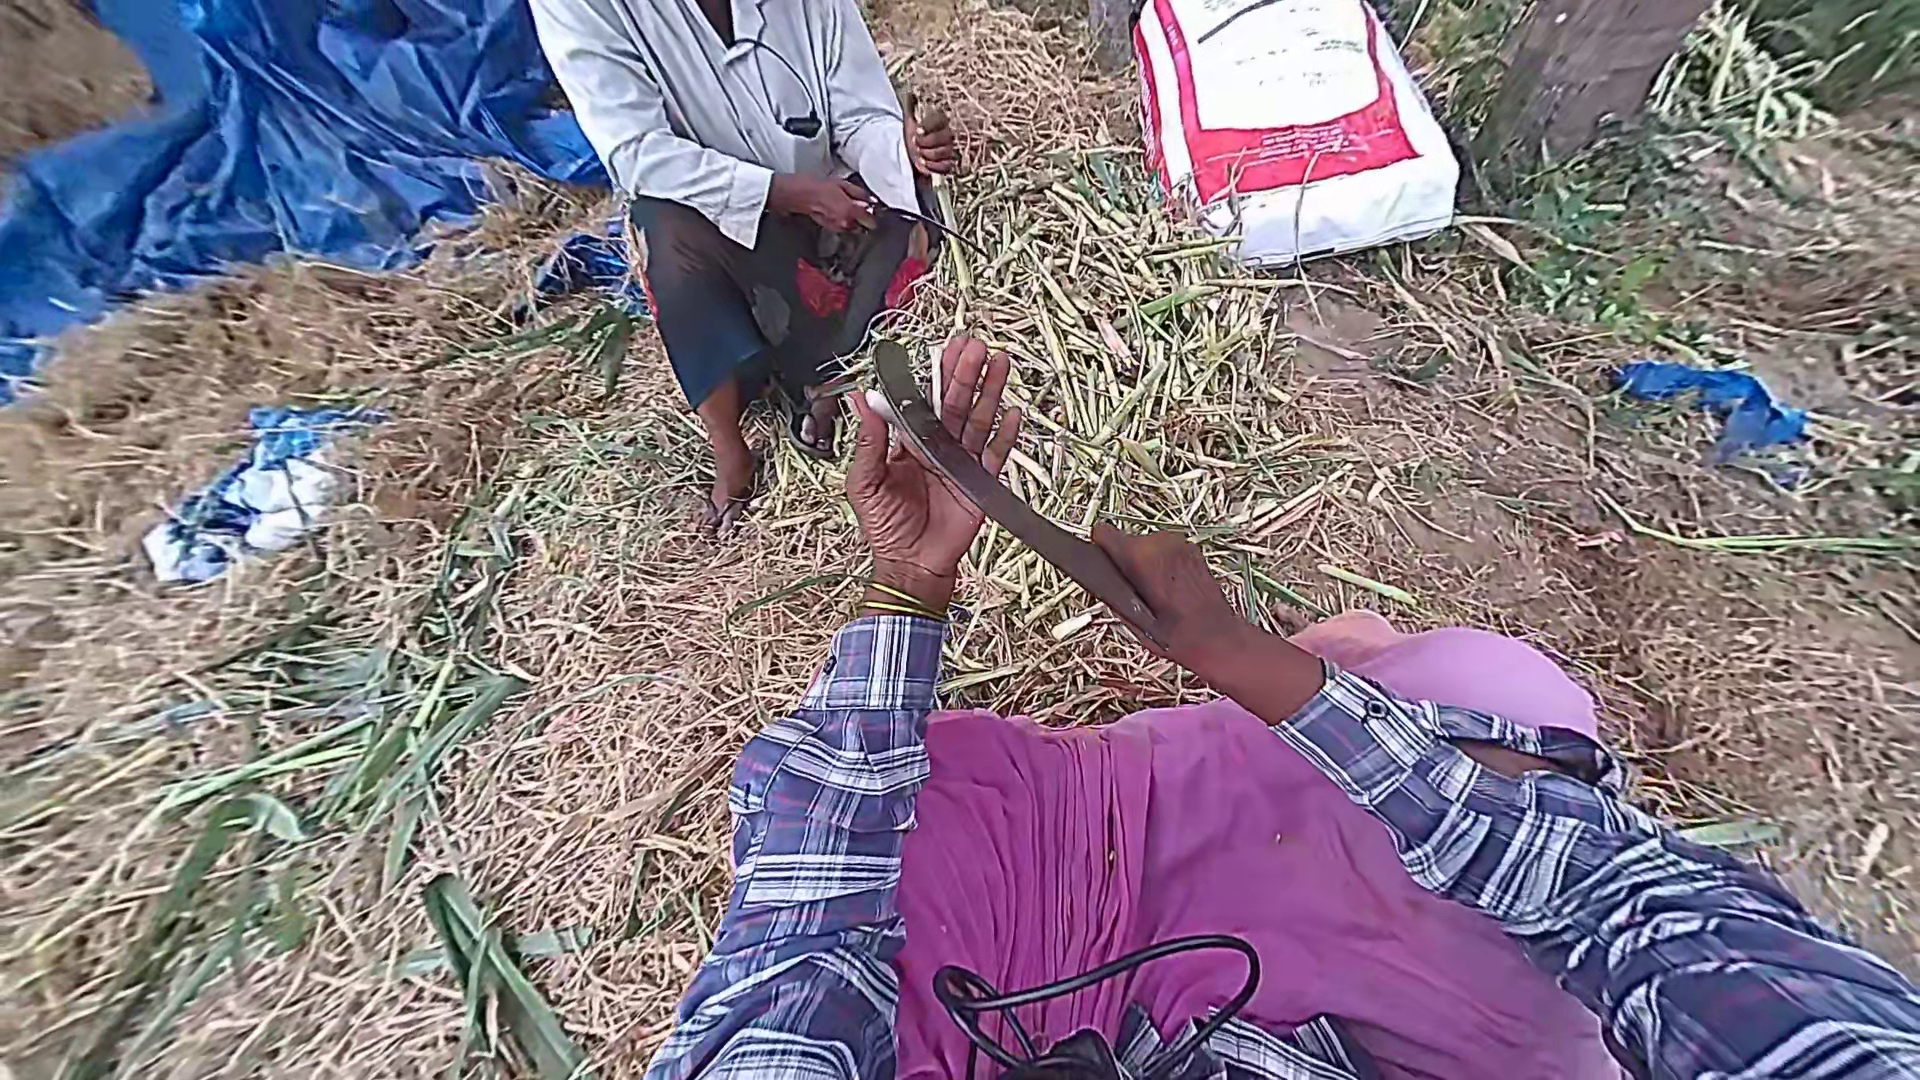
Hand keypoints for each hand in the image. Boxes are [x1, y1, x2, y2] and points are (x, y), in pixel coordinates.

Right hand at [768, 174, 874, 231]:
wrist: (801, 195)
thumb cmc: (820, 186)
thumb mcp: (842, 184)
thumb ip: (859, 194)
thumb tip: (871, 200)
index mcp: (850, 211)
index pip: (871, 221)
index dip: (873, 214)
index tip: (873, 207)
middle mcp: (846, 223)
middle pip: (864, 226)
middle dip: (863, 217)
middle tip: (858, 205)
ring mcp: (839, 228)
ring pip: (854, 227)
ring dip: (854, 219)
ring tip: (846, 206)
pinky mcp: (833, 229)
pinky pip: (845, 227)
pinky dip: (845, 221)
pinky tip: (838, 210)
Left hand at [847, 337, 1021, 613]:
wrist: (911, 563)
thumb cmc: (885, 526)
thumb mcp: (865, 482)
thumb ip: (868, 441)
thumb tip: (861, 398)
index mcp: (908, 443)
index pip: (923, 401)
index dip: (934, 375)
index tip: (944, 349)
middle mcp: (937, 448)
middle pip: (954, 404)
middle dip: (966, 374)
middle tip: (976, 346)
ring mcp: (961, 464)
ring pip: (977, 421)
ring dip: (990, 393)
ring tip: (1000, 364)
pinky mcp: (980, 483)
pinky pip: (995, 455)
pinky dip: (1005, 435)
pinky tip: (1013, 413)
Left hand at [905, 103, 956, 175]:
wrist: (912, 154)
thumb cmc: (913, 135)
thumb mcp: (909, 120)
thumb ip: (910, 106)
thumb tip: (910, 93)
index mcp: (942, 120)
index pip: (939, 121)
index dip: (927, 127)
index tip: (917, 131)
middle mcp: (949, 134)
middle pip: (941, 138)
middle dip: (925, 142)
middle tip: (915, 143)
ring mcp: (950, 150)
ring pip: (941, 152)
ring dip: (927, 154)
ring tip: (918, 153)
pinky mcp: (949, 164)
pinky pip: (944, 166)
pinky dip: (932, 166)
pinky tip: (924, 163)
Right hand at [1091, 525, 1253, 669]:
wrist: (1216, 636)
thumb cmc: (1172, 633)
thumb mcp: (1129, 618)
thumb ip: (1110, 592)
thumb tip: (1101, 579)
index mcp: (1136, 556)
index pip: (1103, 532)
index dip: (1100, 547)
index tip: (1103, 562)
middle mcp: (1157, 543)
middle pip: (1127, 541)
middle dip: (1126, 560)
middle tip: (1134, 589)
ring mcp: (1178, 543)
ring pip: (1147, 546)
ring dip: (1146, 561)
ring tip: (1155, 591)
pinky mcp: (1193, 548)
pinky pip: (1166, 550)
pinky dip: (1164, 563)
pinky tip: (1171, 587)